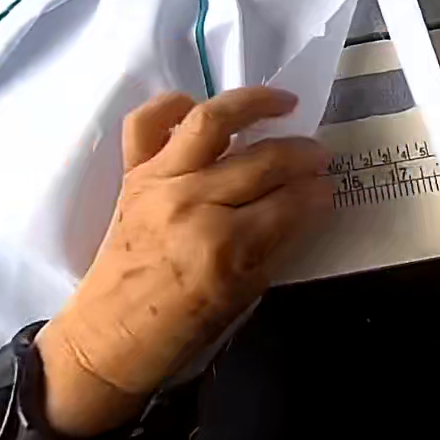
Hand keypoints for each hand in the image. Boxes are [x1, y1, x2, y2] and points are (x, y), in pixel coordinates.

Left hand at [36, 87, 332, 437]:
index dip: (318, 193)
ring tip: (281, 102)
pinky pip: (145, 123)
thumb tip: (307, 204)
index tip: (329, 186)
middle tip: (319, 153)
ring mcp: (159, 181)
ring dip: (253, 103)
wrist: (110, 337)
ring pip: (211, 122)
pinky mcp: (132, 174)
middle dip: (302, 153)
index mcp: (226, 247)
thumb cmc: (181, 330)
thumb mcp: (243, 298)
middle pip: (262, 160)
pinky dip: (170, 105)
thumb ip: (276, 246)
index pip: (290, 203)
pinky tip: (196, 105)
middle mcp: (193, 203)